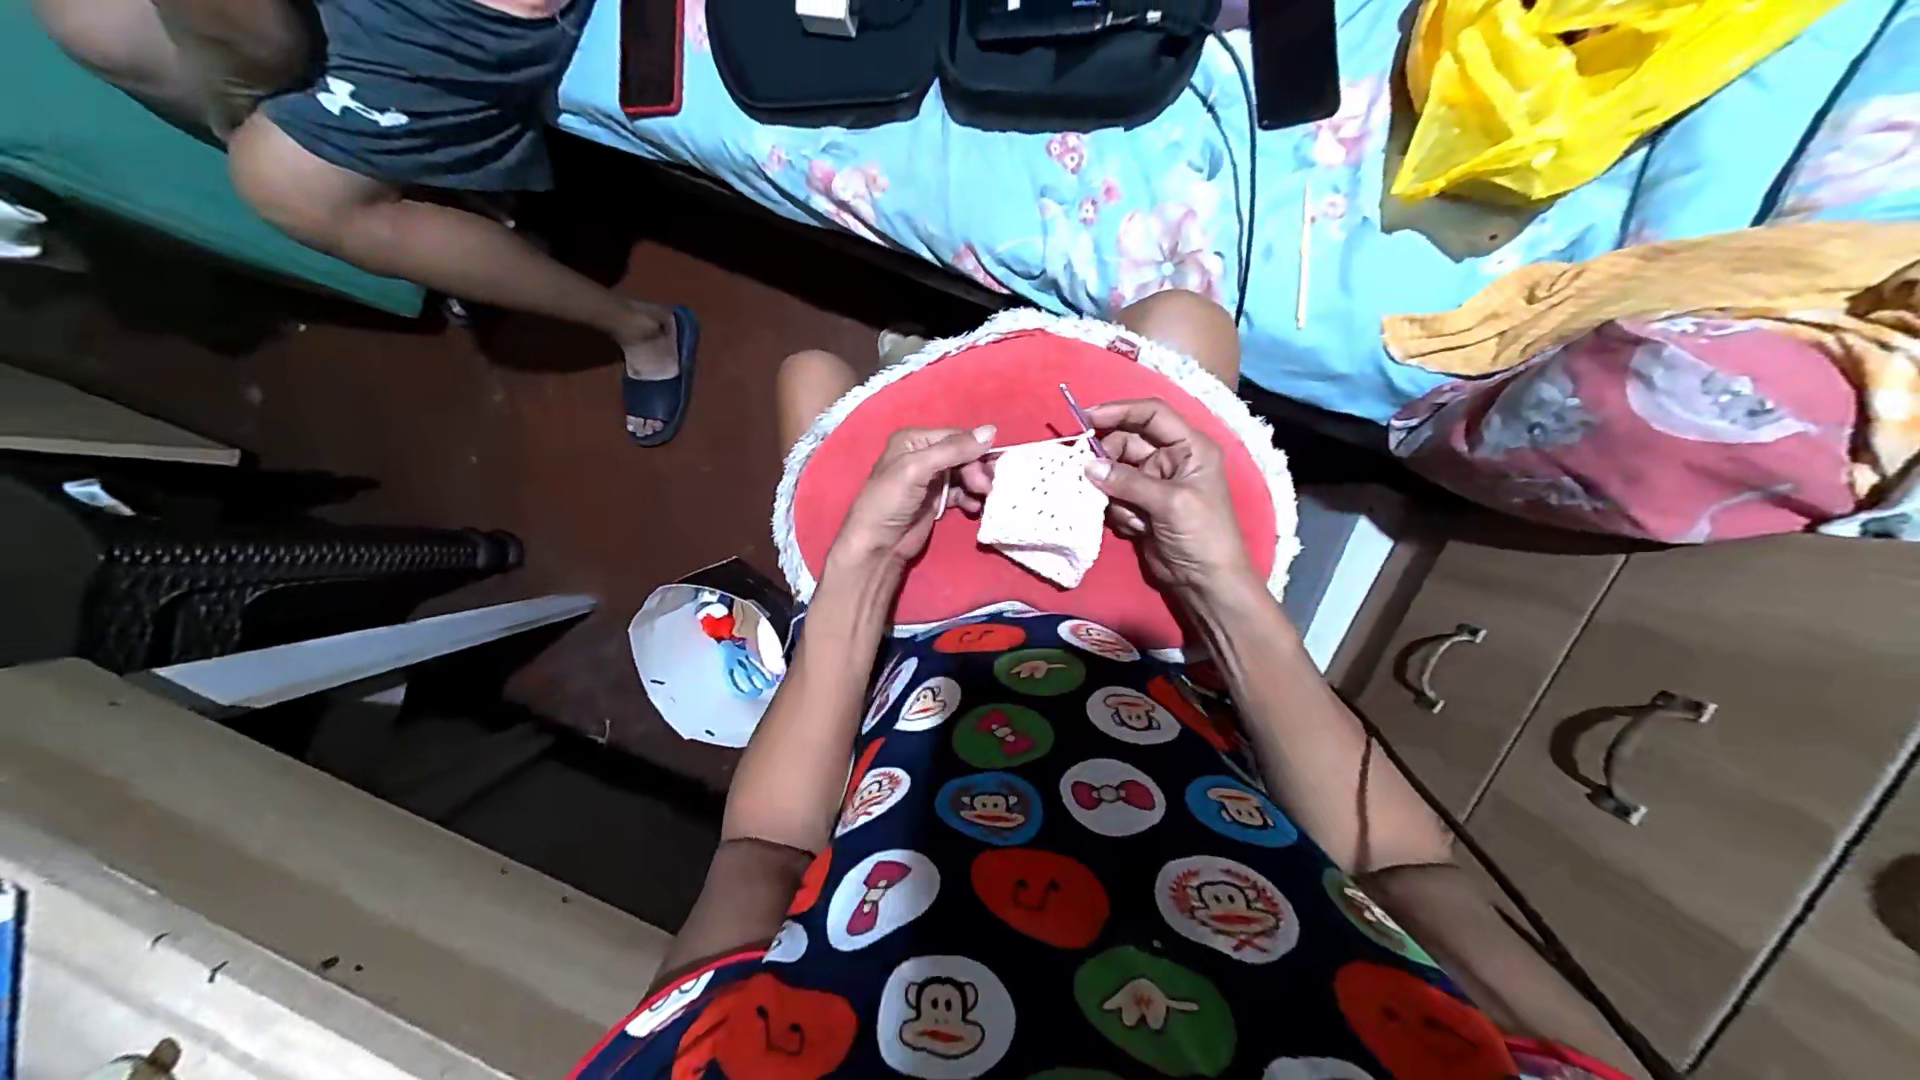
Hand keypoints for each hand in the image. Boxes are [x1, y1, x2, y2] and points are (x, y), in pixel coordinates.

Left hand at [828, 426, 995, 573]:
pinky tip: (973, 507)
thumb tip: (991, 430)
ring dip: (976, 484)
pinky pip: (960, 492)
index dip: (974, 450)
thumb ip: (953, 450)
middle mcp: (922, 455)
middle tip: (985, 488)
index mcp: (913, 440)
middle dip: (976, 470)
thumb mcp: (918, 469)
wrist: (877, 544)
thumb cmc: (890, 501)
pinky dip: (969, 497)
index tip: (988, 469)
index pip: (955, 437)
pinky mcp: (935, 499)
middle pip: (962, 455)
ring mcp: (929, 479)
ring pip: (964, 474)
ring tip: (982, 497)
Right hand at [1082, 398, 1254, 595]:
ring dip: (1114, 493)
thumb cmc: (1202, 535)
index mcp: (1190, 447)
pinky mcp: (1140, 505)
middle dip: (1109, 459)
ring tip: (1131, 516)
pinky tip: (1136, 529)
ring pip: (1115, 471)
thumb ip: (1128, 481)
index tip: (1088, 418)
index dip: (1120, 411)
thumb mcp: (1169, 502)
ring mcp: (1154, 483)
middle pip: (1127, 442)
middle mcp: (1171, 459)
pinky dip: (1118, 510)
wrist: (1206, 582)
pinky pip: (1115, 496)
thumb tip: (1088, 465)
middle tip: (1091, 475)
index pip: (1151, 414)